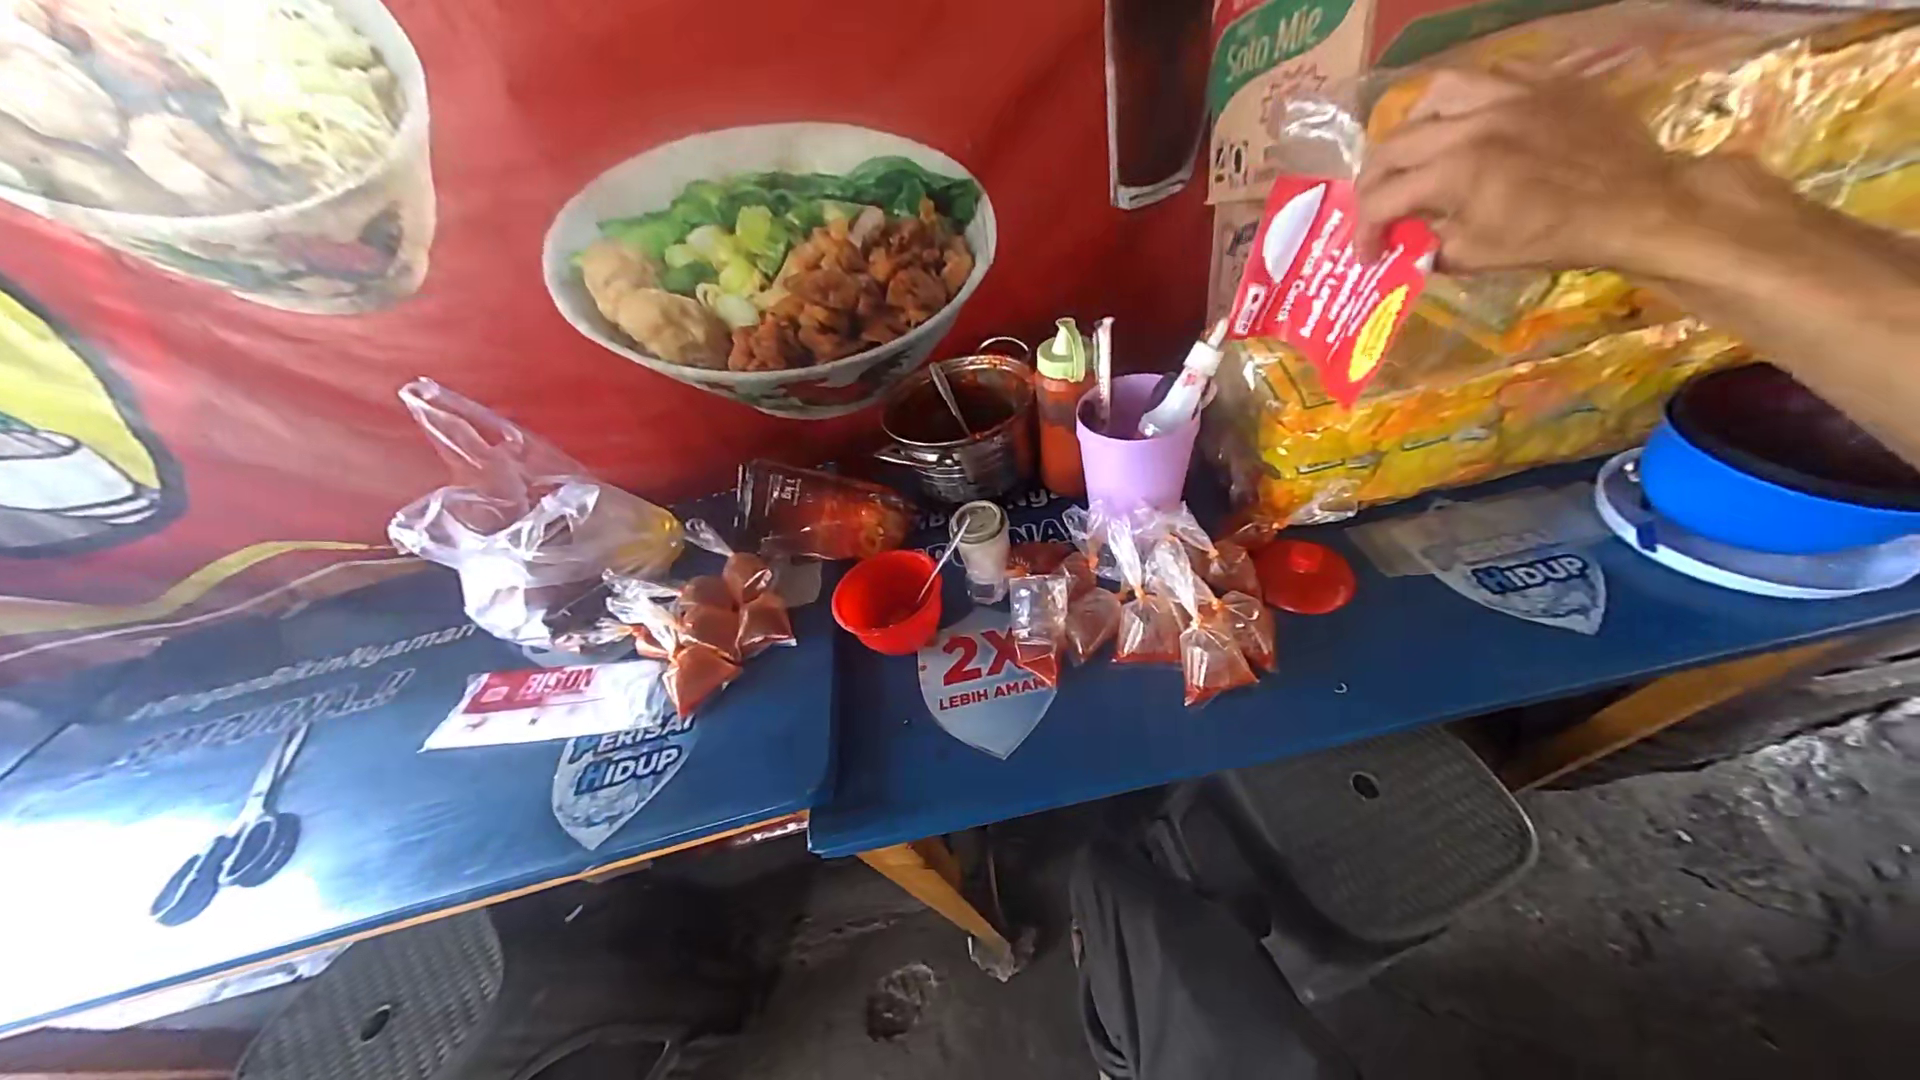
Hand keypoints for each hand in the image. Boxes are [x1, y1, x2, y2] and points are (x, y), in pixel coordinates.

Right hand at [1355, 69, 1691, 274]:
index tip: (1368, 253)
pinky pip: (1486, 76)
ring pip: (1432, 97)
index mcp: (1454, 171)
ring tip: (1412, 154)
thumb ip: (1422, 243)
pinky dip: (1460, 101)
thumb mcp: (1470, 255)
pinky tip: (1459, 124)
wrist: (1633, 202)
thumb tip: (1398, 240)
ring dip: (1408, 130)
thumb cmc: (1548, 237)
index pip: (1380, 200)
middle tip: (1376, 209)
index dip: (1363, 232)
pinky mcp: (1542, 82)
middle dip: (1372, 186)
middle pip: (1392, 147)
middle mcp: (1473, 123)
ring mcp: (1510, 94)